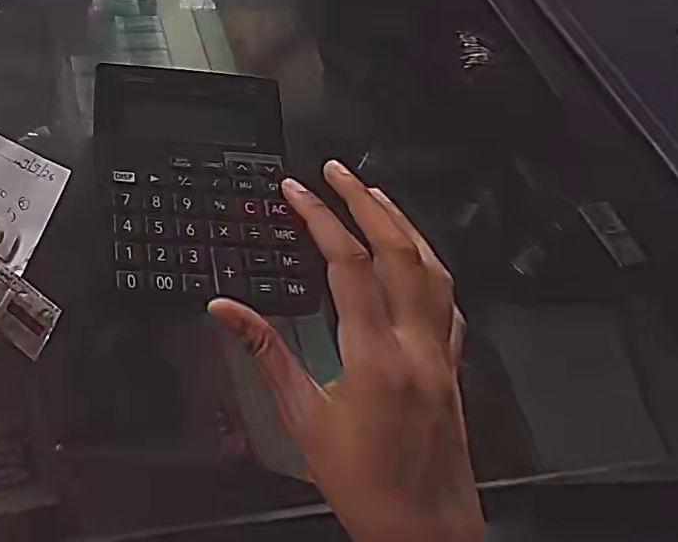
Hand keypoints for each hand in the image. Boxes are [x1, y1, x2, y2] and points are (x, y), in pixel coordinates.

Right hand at [209, 161, 481, 541]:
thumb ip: (264, 351)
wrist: (427, 538)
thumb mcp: (302, 418)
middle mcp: (416, 348)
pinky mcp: (451, 364)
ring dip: (399, 221)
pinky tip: (413, 249)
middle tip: (335, 171)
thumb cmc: (367, 487)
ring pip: (431, 268)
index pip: (348, 264)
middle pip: (397, 251)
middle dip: (364, 200)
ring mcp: (440, 354)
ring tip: (372, 192)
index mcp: (376, 359)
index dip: (319, 217)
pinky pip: (447, 298)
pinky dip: (427, 260)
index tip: (296, 192)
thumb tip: (226, 309)